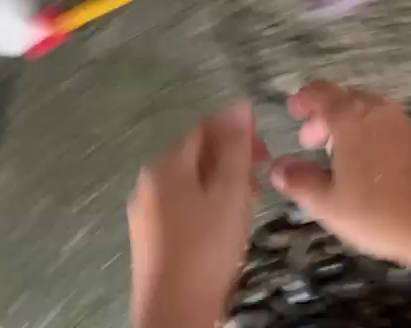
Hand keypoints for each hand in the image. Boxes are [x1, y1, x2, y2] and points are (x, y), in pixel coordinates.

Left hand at [128, 100, 268, 327]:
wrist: (175, 316)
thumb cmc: (206, 247)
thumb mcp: (231, 191)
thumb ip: (236, 146)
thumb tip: (240, 104)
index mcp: (165, 165)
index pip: (204, 126)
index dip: (237, 131)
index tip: (264, 152)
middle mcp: (149, 182)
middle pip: (197, 153)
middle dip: (232, 159)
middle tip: (260, 178)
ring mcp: (146, 211)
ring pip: (192, 180)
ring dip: (224, 182)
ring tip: (249, 204)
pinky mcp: (151, 237)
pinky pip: (183, 204)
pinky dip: (208, 204)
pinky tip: (227, 225)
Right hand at [268, 80, 410, 259]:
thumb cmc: (376, 210)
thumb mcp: (328, 203)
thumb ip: (300, 181)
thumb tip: (278, 167)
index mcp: (351, 117)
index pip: (322, 93)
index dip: (305, 99)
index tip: (293, 110)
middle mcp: (379, 109)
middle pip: (347, 99)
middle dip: (326, 116)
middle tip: (312, 141)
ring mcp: (405, 120)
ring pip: (371, 111)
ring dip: (352, 125)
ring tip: (341, 156)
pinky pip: (392, 126)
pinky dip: (375, 135)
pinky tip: (374, 164)